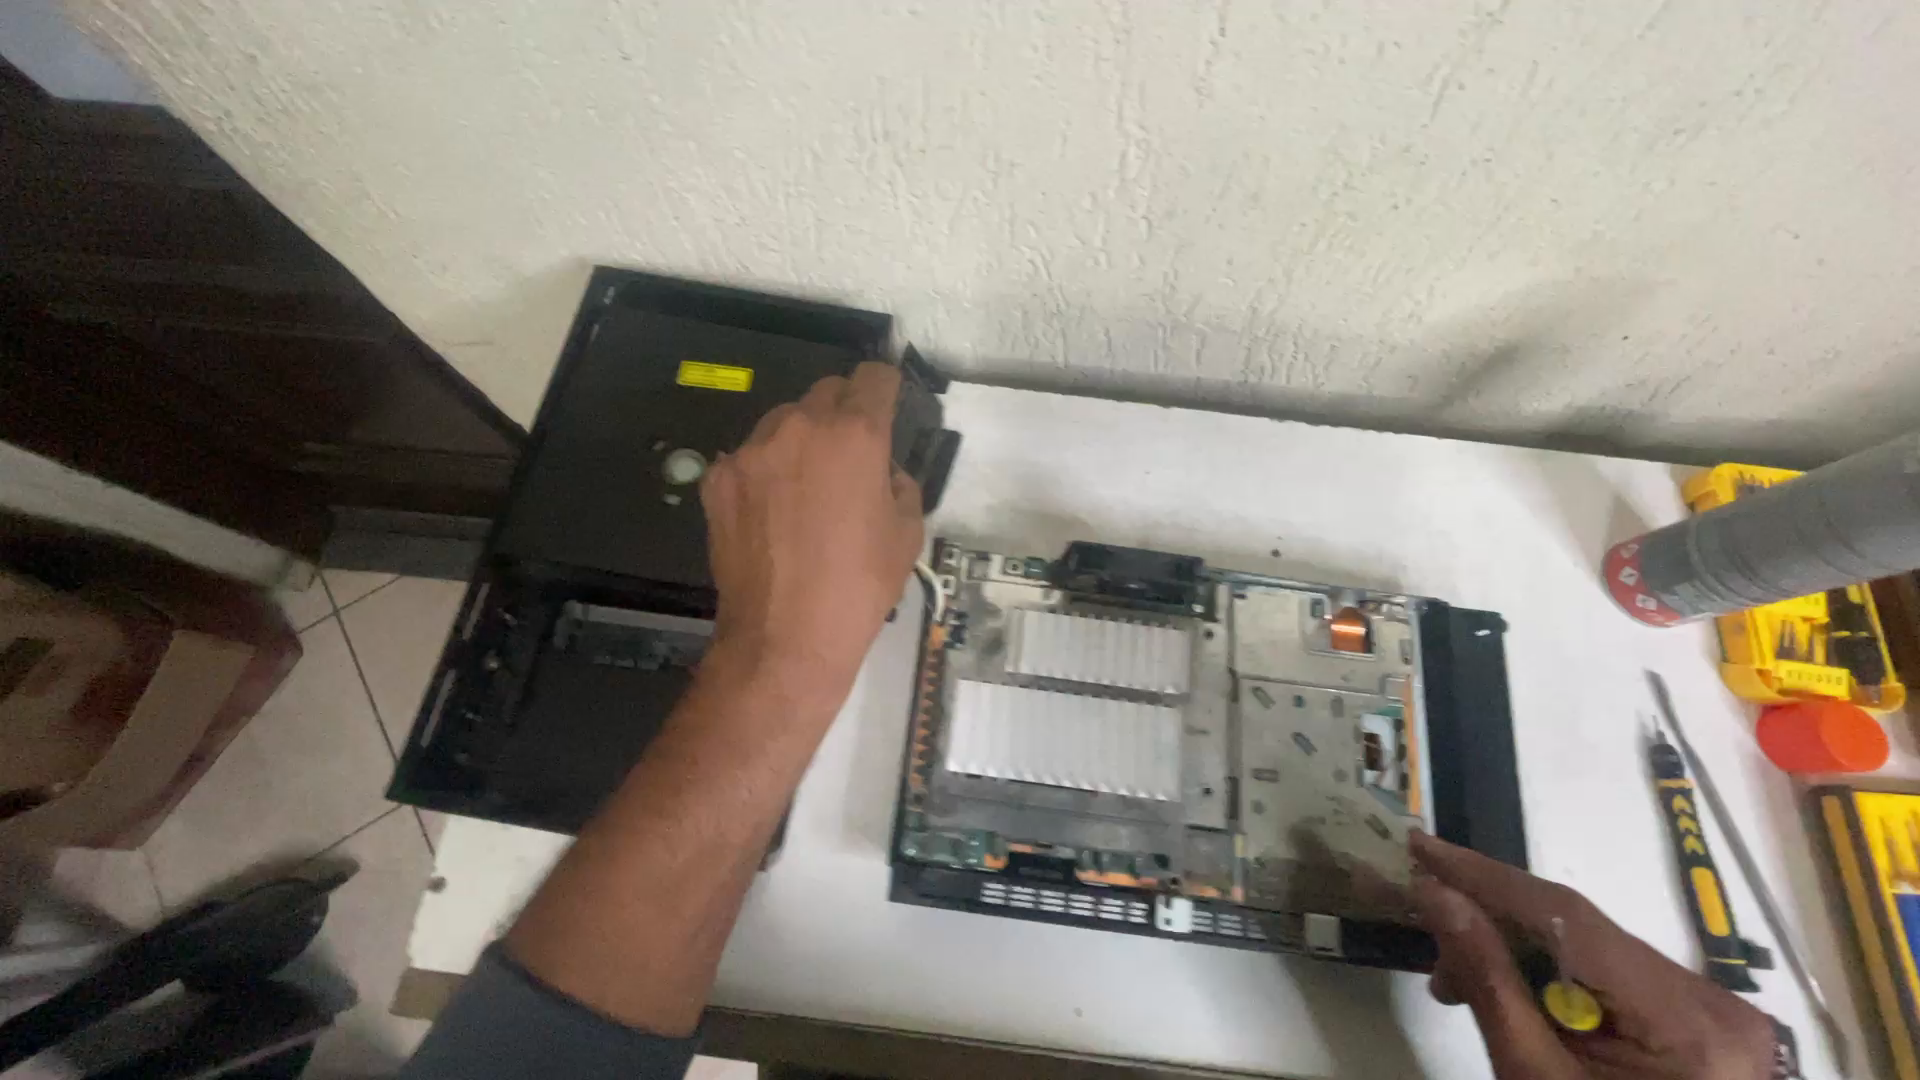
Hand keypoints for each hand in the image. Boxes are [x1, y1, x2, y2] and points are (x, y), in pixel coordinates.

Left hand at [699, 361, 924, 693]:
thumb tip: (882, 471)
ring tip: (806, 487)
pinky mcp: (717, 479)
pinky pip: (750, 456)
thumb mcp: (907, 534)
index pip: (875, 377)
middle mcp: (800, 427)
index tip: (888, 406)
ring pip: (784, 421)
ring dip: (802, 438)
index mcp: (855, 435)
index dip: (887, 388)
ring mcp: (751, 451)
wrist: (785, 637)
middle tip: (850, 454)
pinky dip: (765, 470)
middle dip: (844, 412)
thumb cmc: (859, 586)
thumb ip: (900, 484)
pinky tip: (771, 512)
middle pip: (826, 391)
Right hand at [1410, 832, 1776, 1079]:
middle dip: (1488, 920)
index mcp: (1686, 1024)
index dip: (1486, 876)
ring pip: (1583, 944)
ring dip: (1509, 948)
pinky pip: (1603, 970)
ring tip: (1454, 982)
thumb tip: (1435, 892)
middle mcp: (1712, 1002)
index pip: (1567, 917)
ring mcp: (1709, 1011)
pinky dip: (1545, 972)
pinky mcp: (1695, 1021)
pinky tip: (1505, 991)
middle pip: (1574, 928)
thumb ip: (1487, 977)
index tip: (1421, 845)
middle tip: (1423, 930)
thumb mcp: (1531, 1074)